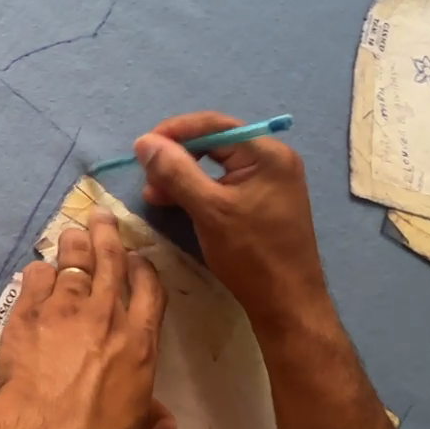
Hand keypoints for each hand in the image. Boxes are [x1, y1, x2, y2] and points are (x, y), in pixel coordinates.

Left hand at [0, 208, 173, 428]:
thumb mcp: (132, 425)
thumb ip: (147, 413)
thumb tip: (166, 426)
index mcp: (139, 340)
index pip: (149, 288)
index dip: (143, 267)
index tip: (137, 257)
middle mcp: (105, 314)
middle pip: (110, 259)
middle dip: (106, 233)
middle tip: (100, 216)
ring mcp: (64, 307)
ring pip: (72, 259)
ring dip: (73, 244)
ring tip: (71, 234)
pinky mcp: (28, 311)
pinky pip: (35, 276)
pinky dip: (39, 271)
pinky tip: (38, 272)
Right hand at [133, 111, 328, 332]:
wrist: (286, 303)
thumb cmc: (251, 255)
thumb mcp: (209, 210)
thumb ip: (176, 172)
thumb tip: (144, 142)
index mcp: (267, 154)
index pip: (214, 125)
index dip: (175, 131)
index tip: (143, 148)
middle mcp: (271, 160)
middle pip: (214, 142)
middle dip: (177, 155)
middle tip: (147, 174)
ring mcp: (268, 182)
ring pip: (215, 164)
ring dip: (182, 174)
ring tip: (153, 192)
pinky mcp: (260, 202)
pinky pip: (222, 183)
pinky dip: (196, 189)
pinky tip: (173, 202)